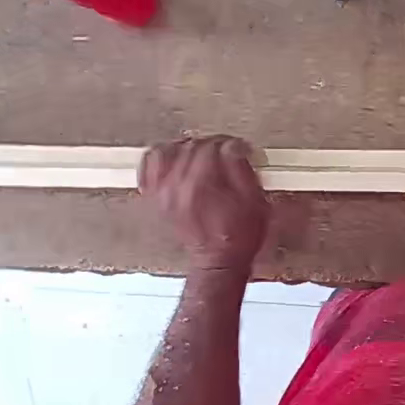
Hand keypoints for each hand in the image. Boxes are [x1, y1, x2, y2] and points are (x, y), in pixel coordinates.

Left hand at [139, 136, 268, 274]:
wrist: (219, 261)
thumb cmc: (240, 235)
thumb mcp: (255, 201)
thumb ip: (243, 170)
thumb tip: (235, 146)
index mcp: (203, 185)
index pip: (213, 146)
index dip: (231, 143)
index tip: (241, 148)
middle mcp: (177, 185)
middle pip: (191, 146)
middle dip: (212, 144)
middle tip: (227, 151)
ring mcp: (163, 191)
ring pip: (167, 150)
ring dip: (187, 147)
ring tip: (202, 154)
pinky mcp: (156, 197)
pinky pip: (149, 166)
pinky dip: (161, 157)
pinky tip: (176, 160)